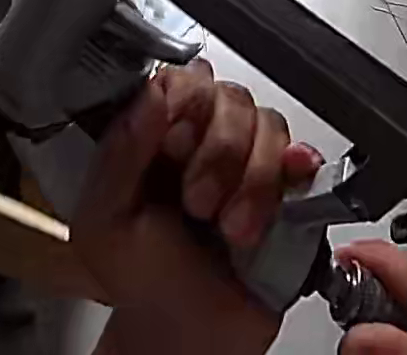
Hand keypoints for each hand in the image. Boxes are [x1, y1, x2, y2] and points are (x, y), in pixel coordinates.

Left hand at [74, 60, 322, 354]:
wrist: (189, 334)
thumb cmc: (142, 276)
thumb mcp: (104, 223)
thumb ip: (120, 153)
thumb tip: (152, 91)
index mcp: (158, 128)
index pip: (183, 77)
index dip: (187, 106)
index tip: (175, 148)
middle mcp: (204, 130)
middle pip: (230, 97)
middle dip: (219, 154)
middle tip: (198, 202)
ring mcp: (247, 152)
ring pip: (268, 123)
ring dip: (252, 182)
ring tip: (230, 227)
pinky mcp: (283, 179)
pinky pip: (301, 155)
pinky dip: (294, 174)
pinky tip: (277, 202)